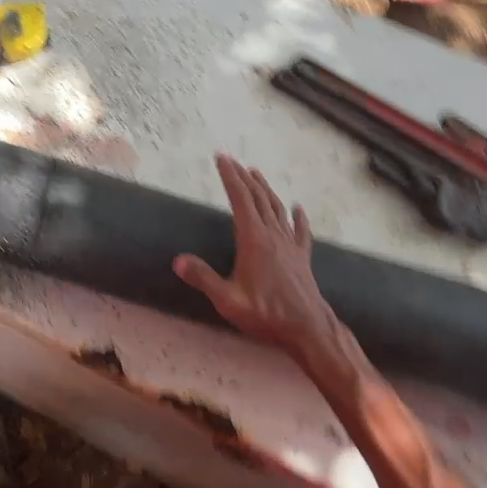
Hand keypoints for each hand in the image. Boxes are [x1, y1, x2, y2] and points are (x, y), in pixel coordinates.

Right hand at [174, 154, 330, 350]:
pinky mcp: (302, 257)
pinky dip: (298, 217)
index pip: (240, 199)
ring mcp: (290, 245)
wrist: (308, 329)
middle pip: (258, 198)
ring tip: (256, 173)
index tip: (221, 158)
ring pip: (277, 208)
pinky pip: (301, 231)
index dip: (230, 177)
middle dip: (244, 177)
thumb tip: (178, 260)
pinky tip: (298, 208)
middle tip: (232, 161)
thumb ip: (203, 278)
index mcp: (254, 239)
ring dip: (265, 189)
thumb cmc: (266, 314)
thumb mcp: (228, 300)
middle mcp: (273, 235)